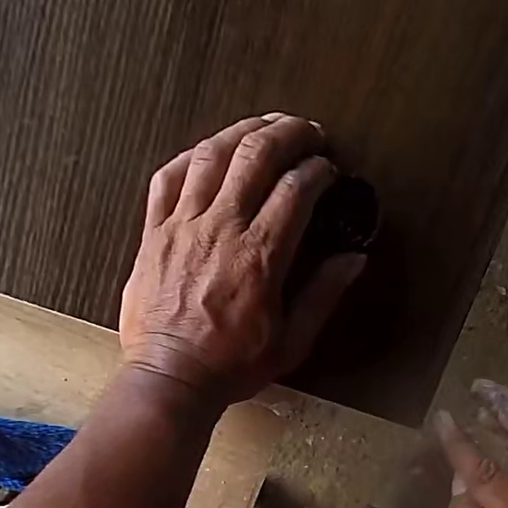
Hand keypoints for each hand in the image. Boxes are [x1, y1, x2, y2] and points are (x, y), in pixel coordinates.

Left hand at [120, 113, 367, 406]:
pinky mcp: (153, 236)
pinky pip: (164, 180)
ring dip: (240, 132)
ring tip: (261, 128)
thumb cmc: (229, 366)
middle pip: (256, 153)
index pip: (298, 186)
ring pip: (210, 155)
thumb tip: (354, 258)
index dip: (319, 169)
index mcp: (260, 255)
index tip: (328, 171)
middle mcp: (220, 230)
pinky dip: (187, 158)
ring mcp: (181, 228)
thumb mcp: (291, 342)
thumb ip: (323, 295)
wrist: (169, 379)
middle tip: (305, 132)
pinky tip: (204, 155)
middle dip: (289, 132)